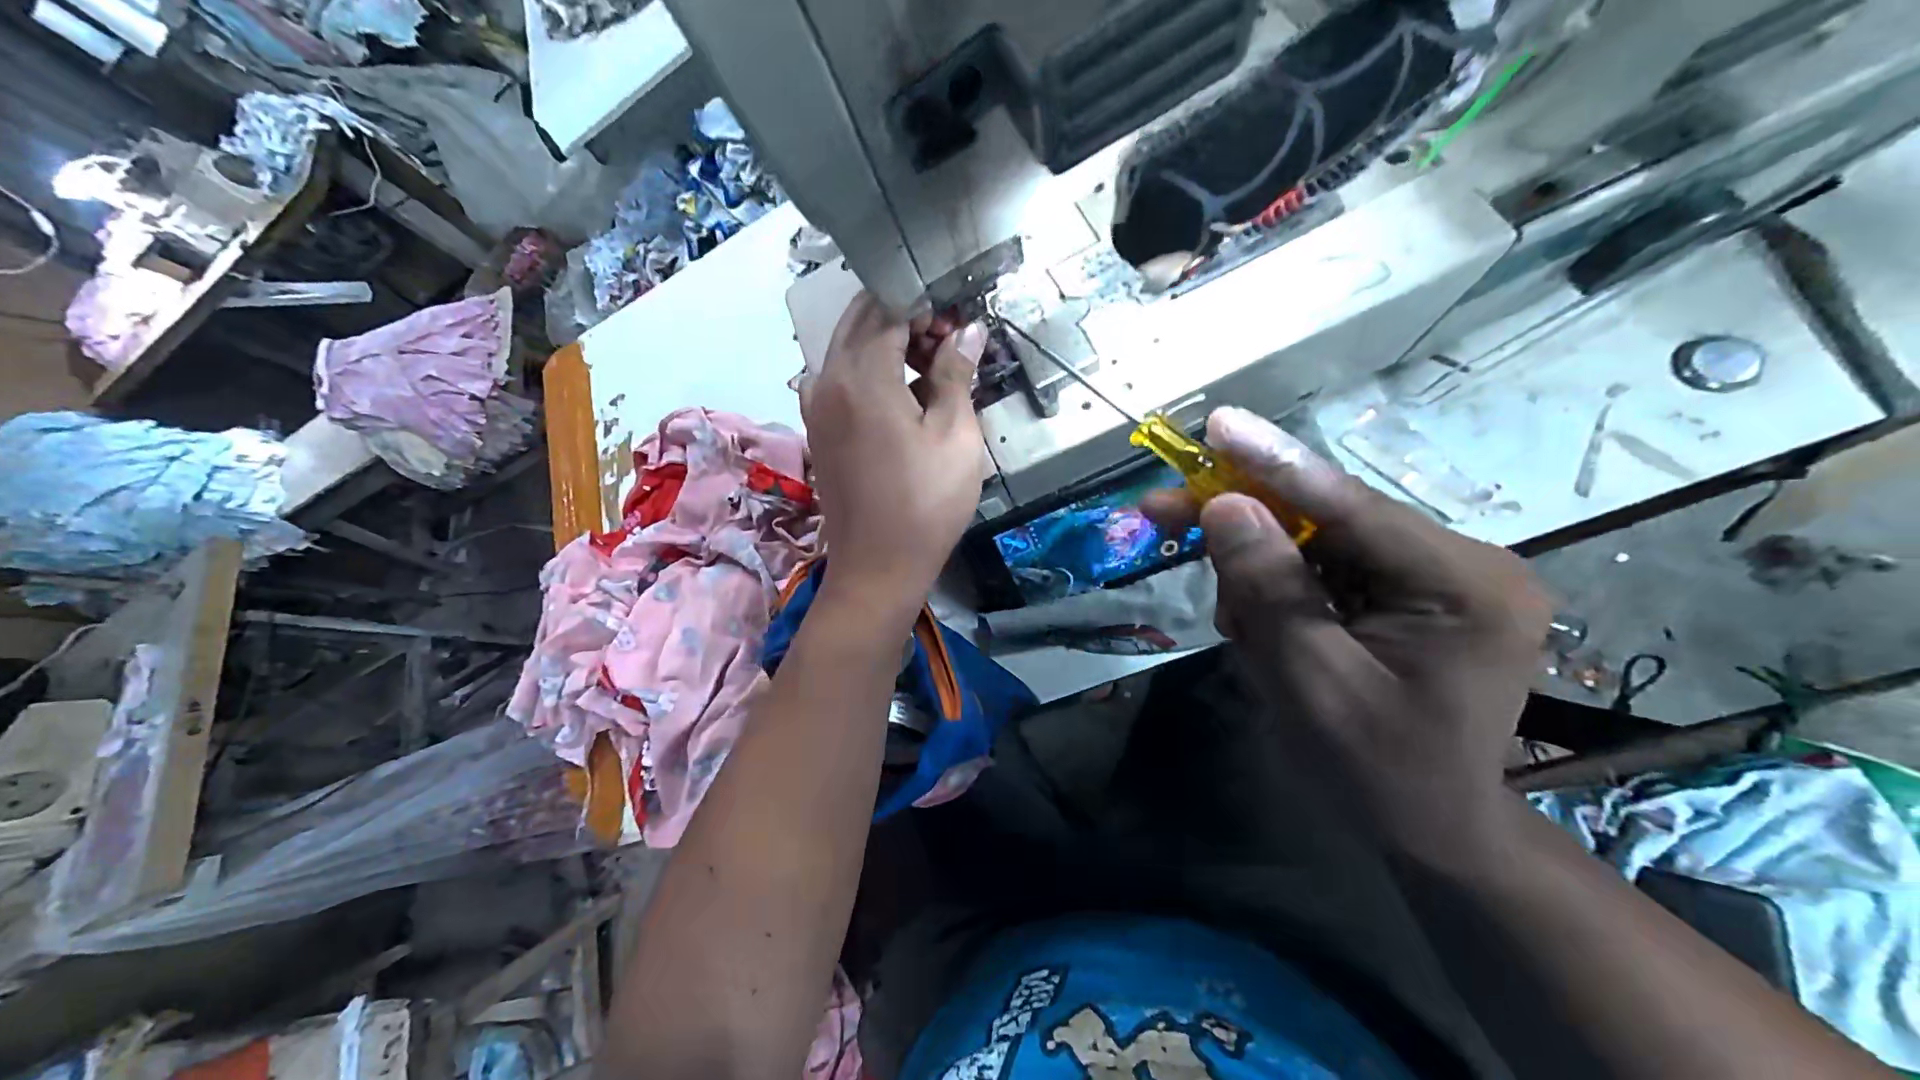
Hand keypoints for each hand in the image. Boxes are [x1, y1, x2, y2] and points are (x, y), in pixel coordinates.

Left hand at [802, 292, 987, 614]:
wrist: (878, 566)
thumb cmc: (926, 504)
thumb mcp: (956, 436)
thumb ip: (956, 374)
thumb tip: (968, 331)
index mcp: (862, 376)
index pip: (890, 311)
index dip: (928, 307)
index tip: (960, 326)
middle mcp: (828, 379)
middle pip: (861, 322)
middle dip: (904, 317)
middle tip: (947, 341)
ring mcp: (816, 404)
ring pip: (848, 347)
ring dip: (886, 342)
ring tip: (931, 367)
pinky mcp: (817, 426)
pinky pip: (840, 376)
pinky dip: (869, 369)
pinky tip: (902, 393)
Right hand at [1142, 407, 1551, 860]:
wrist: (1431, 831)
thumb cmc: (1375, 771)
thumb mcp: (1310, 681)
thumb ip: (1269, 588)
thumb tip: (1224, 506)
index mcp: (1463, 584)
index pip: (1352, 506)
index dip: (1274, 464)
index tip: (1216, 425)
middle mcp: (1463, 565)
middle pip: (1330, 518)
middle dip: (1247, 528)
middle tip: (1163, 513)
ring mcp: (1440, 578)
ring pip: (1319, 543)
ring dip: (1260, 575)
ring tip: (1242, 633)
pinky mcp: (1412, 594)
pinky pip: (1327, 569)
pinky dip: (1281, 592)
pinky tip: (1265, 633)